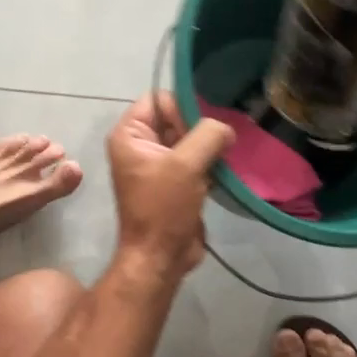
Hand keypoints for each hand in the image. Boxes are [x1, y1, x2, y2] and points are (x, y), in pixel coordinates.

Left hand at [105, 93, 233, 282]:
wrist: (161, 257)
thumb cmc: (164, 207)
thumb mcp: (186, 164)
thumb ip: (208, 134)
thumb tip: (226, 129)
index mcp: (130, 134)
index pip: (159, 98)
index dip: (182, 107)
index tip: (200, 129)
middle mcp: (140, 144)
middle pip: (176, 117)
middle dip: (200, 127)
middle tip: (218, 144)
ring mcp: (158, 164)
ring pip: (190, 139)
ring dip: (208, 147)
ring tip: (222, 158)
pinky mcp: (175, 181)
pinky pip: (196, 159)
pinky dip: (210, 162)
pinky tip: (222, 171)